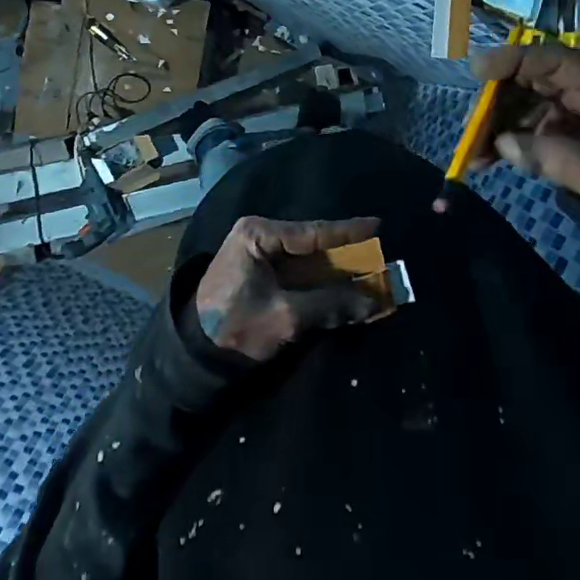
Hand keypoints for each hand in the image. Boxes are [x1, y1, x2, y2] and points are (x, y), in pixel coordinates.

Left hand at [194, 216, 383, 361]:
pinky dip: (323, 283)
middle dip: (348, 255)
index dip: (348, 233)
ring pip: (309, 260)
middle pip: (314, 244)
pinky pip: (300, 274)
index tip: (379, 226)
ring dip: (338, 272)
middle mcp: (260, 235)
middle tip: (383, 257)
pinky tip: (348, 290)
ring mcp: (260, 254)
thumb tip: (376, 300)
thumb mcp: (286, 317)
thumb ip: (331, 304)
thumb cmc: (235, 327)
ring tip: (374, 274)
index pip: (312, 232)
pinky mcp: (262, 273)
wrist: (195, 353)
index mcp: (258, 234)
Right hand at [468, 43, 579, 229]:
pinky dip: (500, 136)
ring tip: (474, 154)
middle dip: (495, 99)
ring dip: (492, 122)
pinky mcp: (560, 123)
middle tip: (471, 128)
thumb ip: (561, 161)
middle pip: (530, 77)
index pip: (558, 60)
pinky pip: (521, 119)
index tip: (478, 71)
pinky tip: (484, 157)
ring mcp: (572, 104)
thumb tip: (503, 144)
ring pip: (519, 98)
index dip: (515, 61)